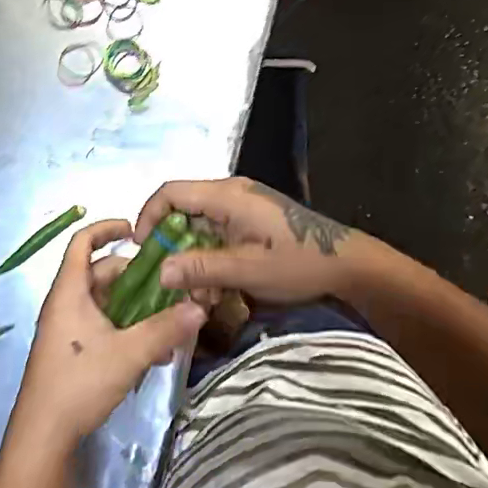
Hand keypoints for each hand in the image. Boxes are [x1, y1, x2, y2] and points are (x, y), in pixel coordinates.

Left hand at [9, 219, 206, 452]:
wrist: (42, 438)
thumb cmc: (78, 384)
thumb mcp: (129, 353)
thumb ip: (166, 328)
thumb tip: (200, 306)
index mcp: (70, 292)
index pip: (82, 242)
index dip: (107, 228)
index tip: (137, 230)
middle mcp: (67, 304)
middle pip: (104, 273)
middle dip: (138, 277)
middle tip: (170, 285)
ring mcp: (69, 329)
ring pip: (109, 303)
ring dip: (139, 308)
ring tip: (170, 324)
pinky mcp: (74, 351)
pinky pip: (106, 326)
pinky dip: (130, 329)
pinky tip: (156, 353)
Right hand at [135, 177, 398, 305]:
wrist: (346, 264)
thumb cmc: (297, 263)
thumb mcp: (247, 270)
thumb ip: (201, 268)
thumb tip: (160, 270)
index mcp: (228, 196)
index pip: (171, 192)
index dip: (149, 217)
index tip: (142, 250)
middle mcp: (231, 194)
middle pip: (183, 211)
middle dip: (174, 248)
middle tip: (175, 283)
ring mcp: (243, 208)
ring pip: (199, 228)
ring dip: (194, 260)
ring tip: (203, 295)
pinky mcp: (251, 222)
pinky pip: (218, 235)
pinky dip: (211, 260)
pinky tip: (218, 289)